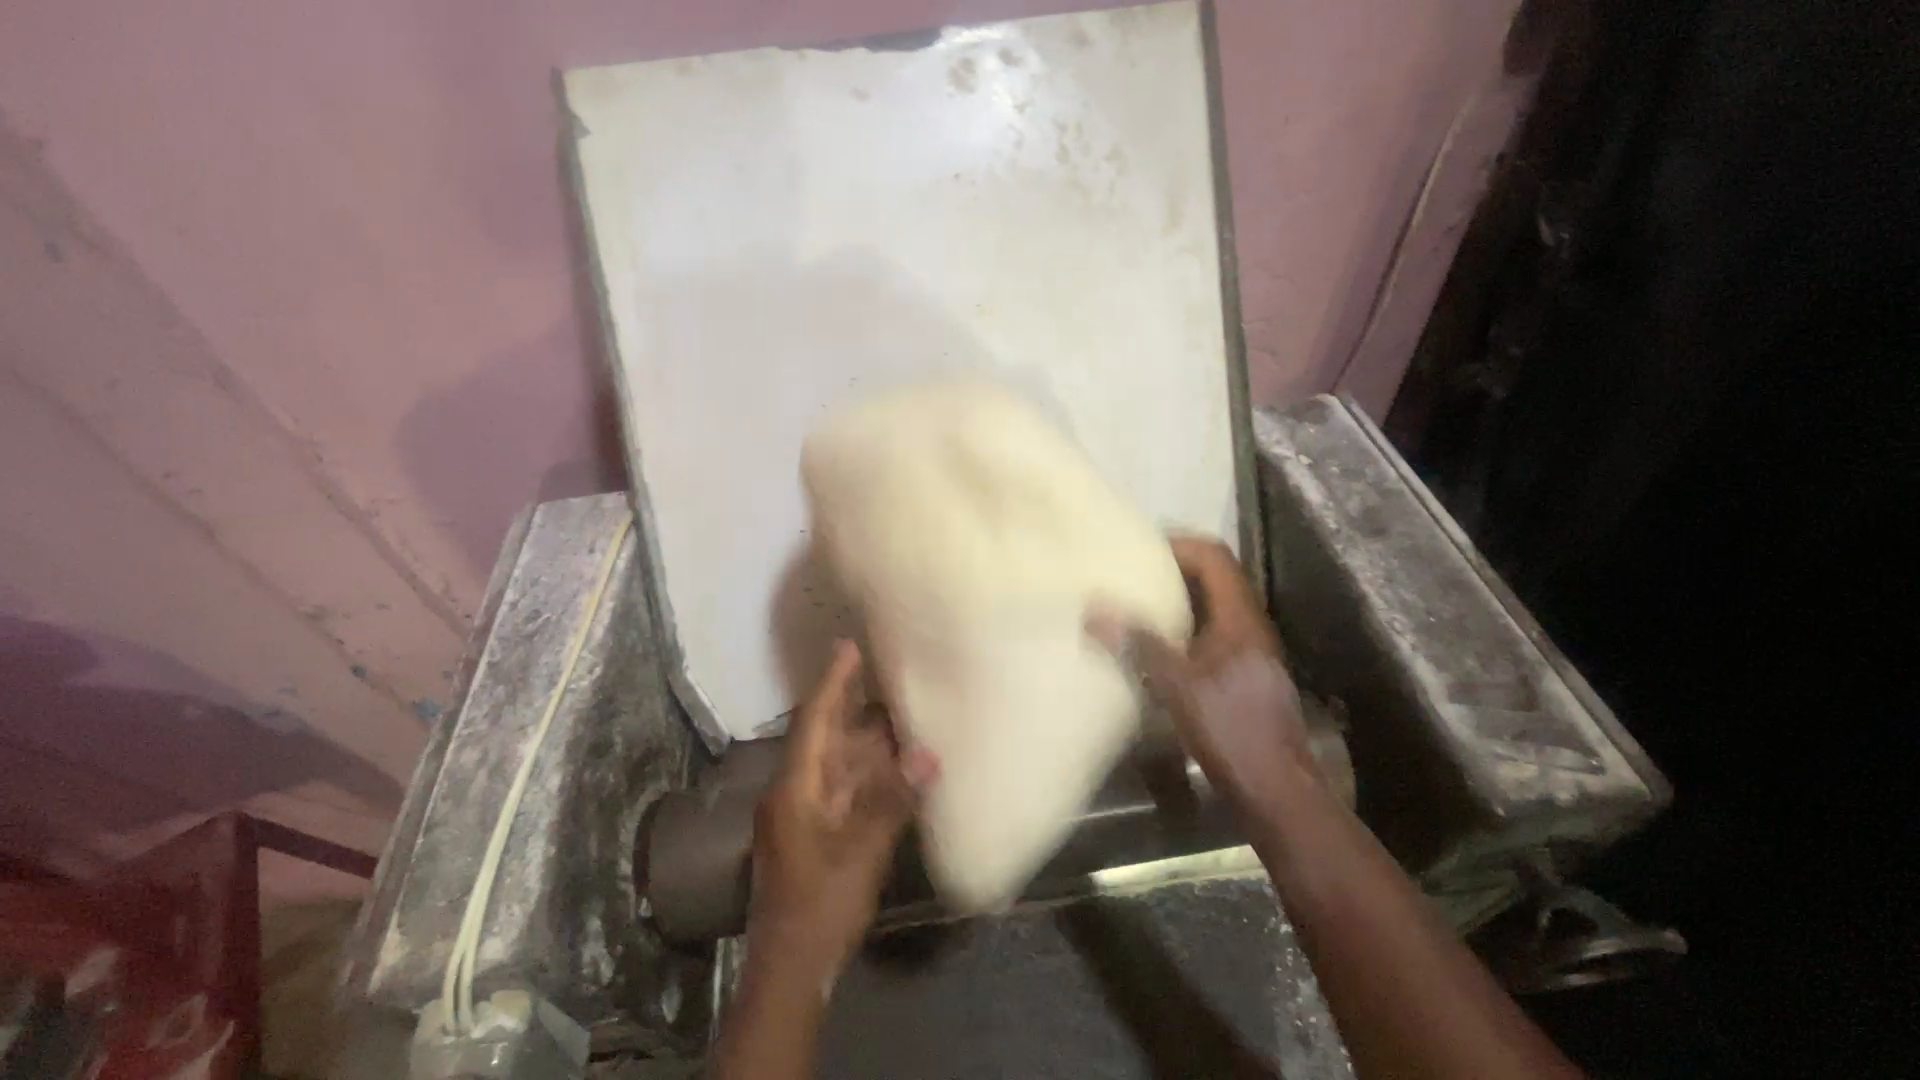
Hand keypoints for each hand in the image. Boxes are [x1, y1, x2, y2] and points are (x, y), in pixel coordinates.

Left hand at [750, 641, 926, 976]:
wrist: (791, 969)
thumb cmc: (820, 906)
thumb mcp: (860, 852)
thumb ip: (892, 800)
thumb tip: (926, 753)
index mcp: (794, 789)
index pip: (814, 721)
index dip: (833, 683)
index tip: (848, 646)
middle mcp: (794, 794)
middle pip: (825, 739)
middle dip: (852, 706)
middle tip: (884, 671)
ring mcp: (803, 818)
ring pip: (836, 766)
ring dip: (865, 742)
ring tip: (901, 712)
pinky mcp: (815, 838)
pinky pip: (842, 792)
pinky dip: (867, 776)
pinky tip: (895, 768)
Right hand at [1092, 537, 1322, 812]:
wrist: (1275, 788)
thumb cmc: (1230, 730)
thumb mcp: (1177, 686)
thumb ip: (1138, 644)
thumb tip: (1093, 608)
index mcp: (1240, 618)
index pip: (1214, 557)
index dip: (1178, 545)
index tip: (1137, 550)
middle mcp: (1249, 627)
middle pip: (1212, 579)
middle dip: (1170, 572)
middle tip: (1126, 576)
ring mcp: (1248, 653)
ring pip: (1209, 610)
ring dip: (1174, 603)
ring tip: (1131, 608)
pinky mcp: (1242, 677)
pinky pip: (1208, 636)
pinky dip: (1180, 631)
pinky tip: (1152, 652)